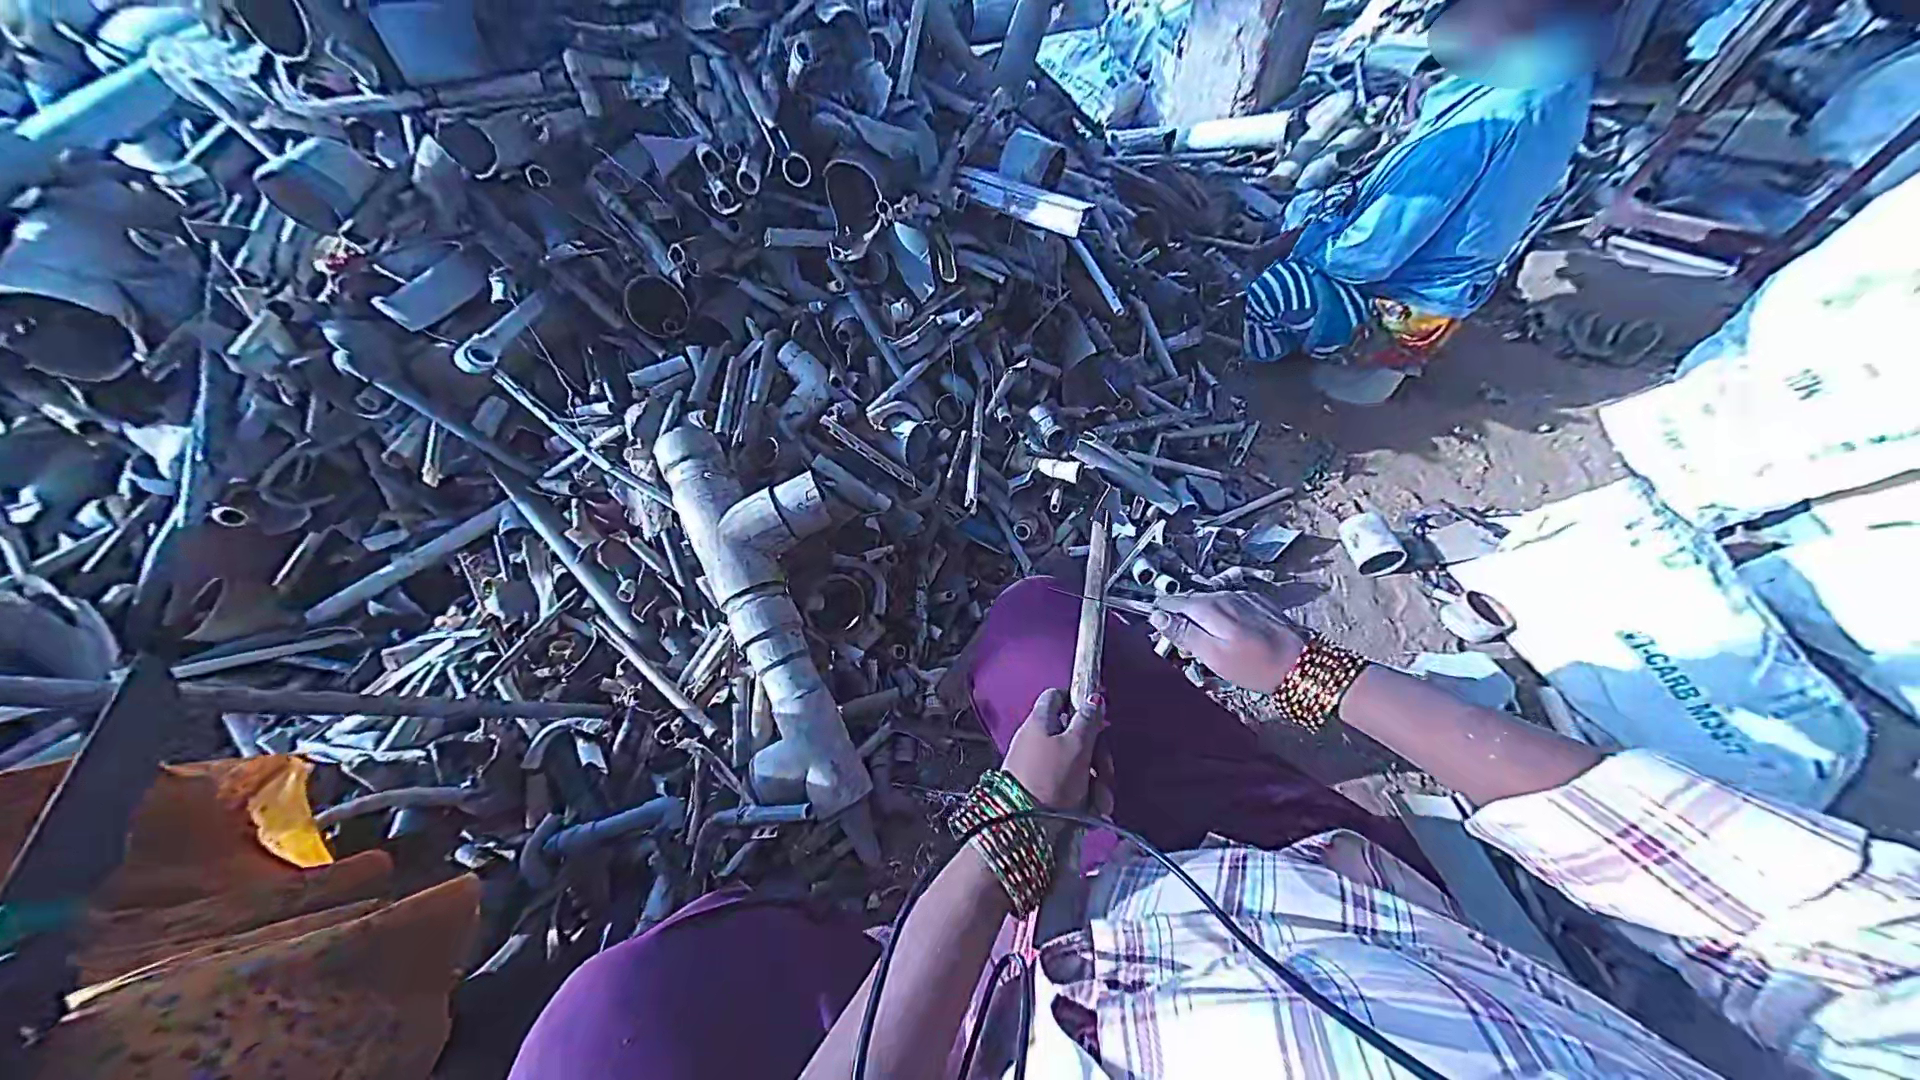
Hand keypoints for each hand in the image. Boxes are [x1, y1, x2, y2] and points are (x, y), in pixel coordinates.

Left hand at [1002, 687, 1102, 809]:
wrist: (1024, 827)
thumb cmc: (1052, 778)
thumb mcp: (1076, 746)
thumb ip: (1088, 721)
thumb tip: (1093, 697)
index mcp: (1040, 721)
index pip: (1057, 697)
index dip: (1078, 703)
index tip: (1098, 719)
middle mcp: (1036, 740)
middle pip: (1074, 735)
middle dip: (1097, 756)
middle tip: (1105, 773)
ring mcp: (1038, 767)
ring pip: (1077, 765)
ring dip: (1096, 782)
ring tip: (1100, 802)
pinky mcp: (1042, 792)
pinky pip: (1070, 788)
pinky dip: (1085, 798)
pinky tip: (1092, 812)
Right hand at [1149, 591, 1305, 691]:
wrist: (1304, 665)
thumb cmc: (1255, 666)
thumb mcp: (1212, 655)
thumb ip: (1183, 633)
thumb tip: (1157, 616)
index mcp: (1208, 606)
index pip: (1171, 602)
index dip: (1160, 617)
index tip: (1159, 635)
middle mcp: (1223, 595)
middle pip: (1188, 603)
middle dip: (1180, 621)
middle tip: (1183, 650)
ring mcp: (1242, 598)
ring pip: (1207, 605)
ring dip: (1199, 622)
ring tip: (1205, 648)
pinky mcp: (1256, 604)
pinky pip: (1226, 607)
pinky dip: (1218, 620)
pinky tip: (1226, 638)